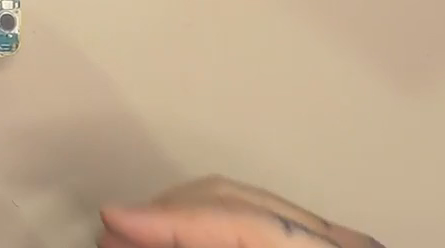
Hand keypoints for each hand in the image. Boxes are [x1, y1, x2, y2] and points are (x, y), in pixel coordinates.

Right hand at [99, 177, 383, 247]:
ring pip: (236, 203)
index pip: (240, 222)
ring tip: (130, 239)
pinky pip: (251, 221)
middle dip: (166, 216)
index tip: (110, 219)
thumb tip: (125, 245)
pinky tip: (173, 241)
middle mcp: (334, 242)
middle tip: (110, 235)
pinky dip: (204, 232)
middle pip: (232, 200)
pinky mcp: (318, 245)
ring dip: (179, 221)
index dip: (172, 221)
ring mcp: (329, 240)